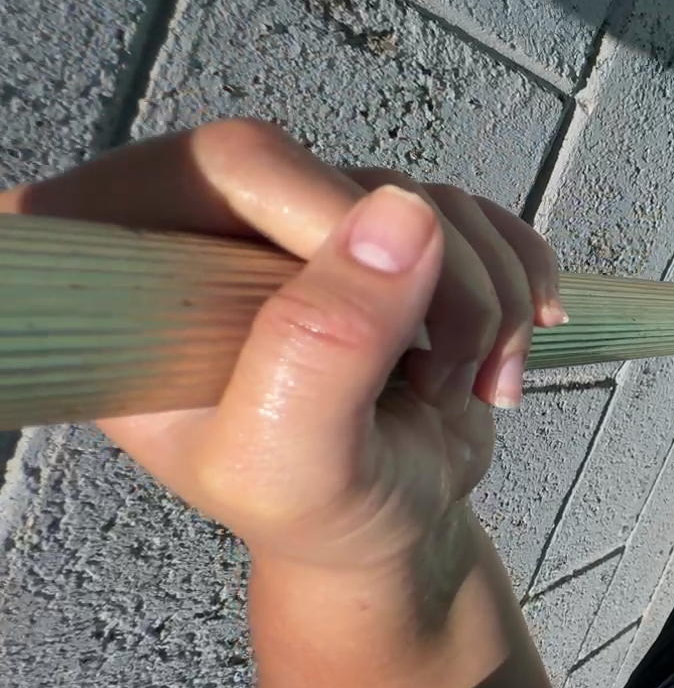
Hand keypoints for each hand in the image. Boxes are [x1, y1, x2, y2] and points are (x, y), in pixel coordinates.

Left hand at [0, 119, 562, 578]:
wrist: (399, 518)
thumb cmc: (324, 508)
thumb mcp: (298, 455)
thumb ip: (327, 342)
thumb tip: (407, 214)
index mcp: (130, 259)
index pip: (248, 169)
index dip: (350, 239)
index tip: (406, 341)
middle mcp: (224, 224)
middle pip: (366, 186)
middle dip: (450, 289)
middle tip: (454, 374)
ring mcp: (327, 231)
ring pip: (446, 210)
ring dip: (496, 306)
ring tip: (475, 382)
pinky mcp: (408, 247)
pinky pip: (491, 224)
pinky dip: (528, 285)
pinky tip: (515, 347)